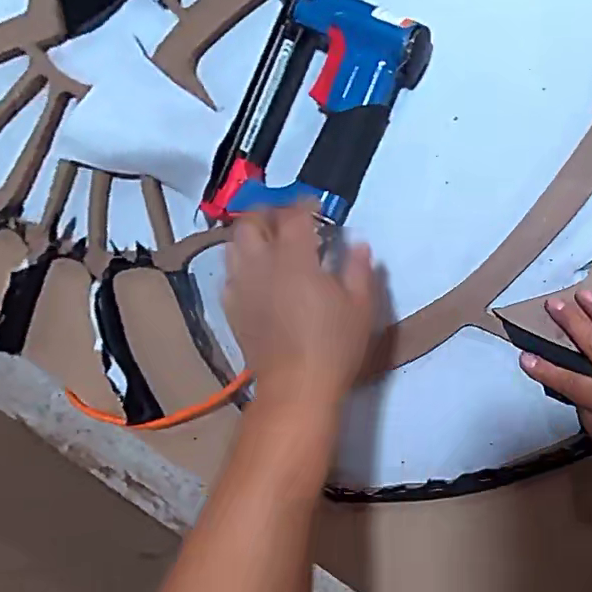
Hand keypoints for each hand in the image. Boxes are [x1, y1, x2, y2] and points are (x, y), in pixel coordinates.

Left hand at [224, 204, 377, 410]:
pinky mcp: (232, 308)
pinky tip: (258, 277)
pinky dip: (243, 265)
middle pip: (251, 221)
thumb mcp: (361, 307)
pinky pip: (230, 274)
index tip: (318, 208)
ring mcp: (242, 286)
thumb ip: (358, 269)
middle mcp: (261, 264)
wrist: (296, 387)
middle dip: (268, 212)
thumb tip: (357, 244)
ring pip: (234, 244)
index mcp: (295, 259)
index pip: (293, 215)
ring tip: (270, 244)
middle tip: (288, 221)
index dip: (305, 204)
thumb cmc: (334, 346)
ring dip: (251, 236)